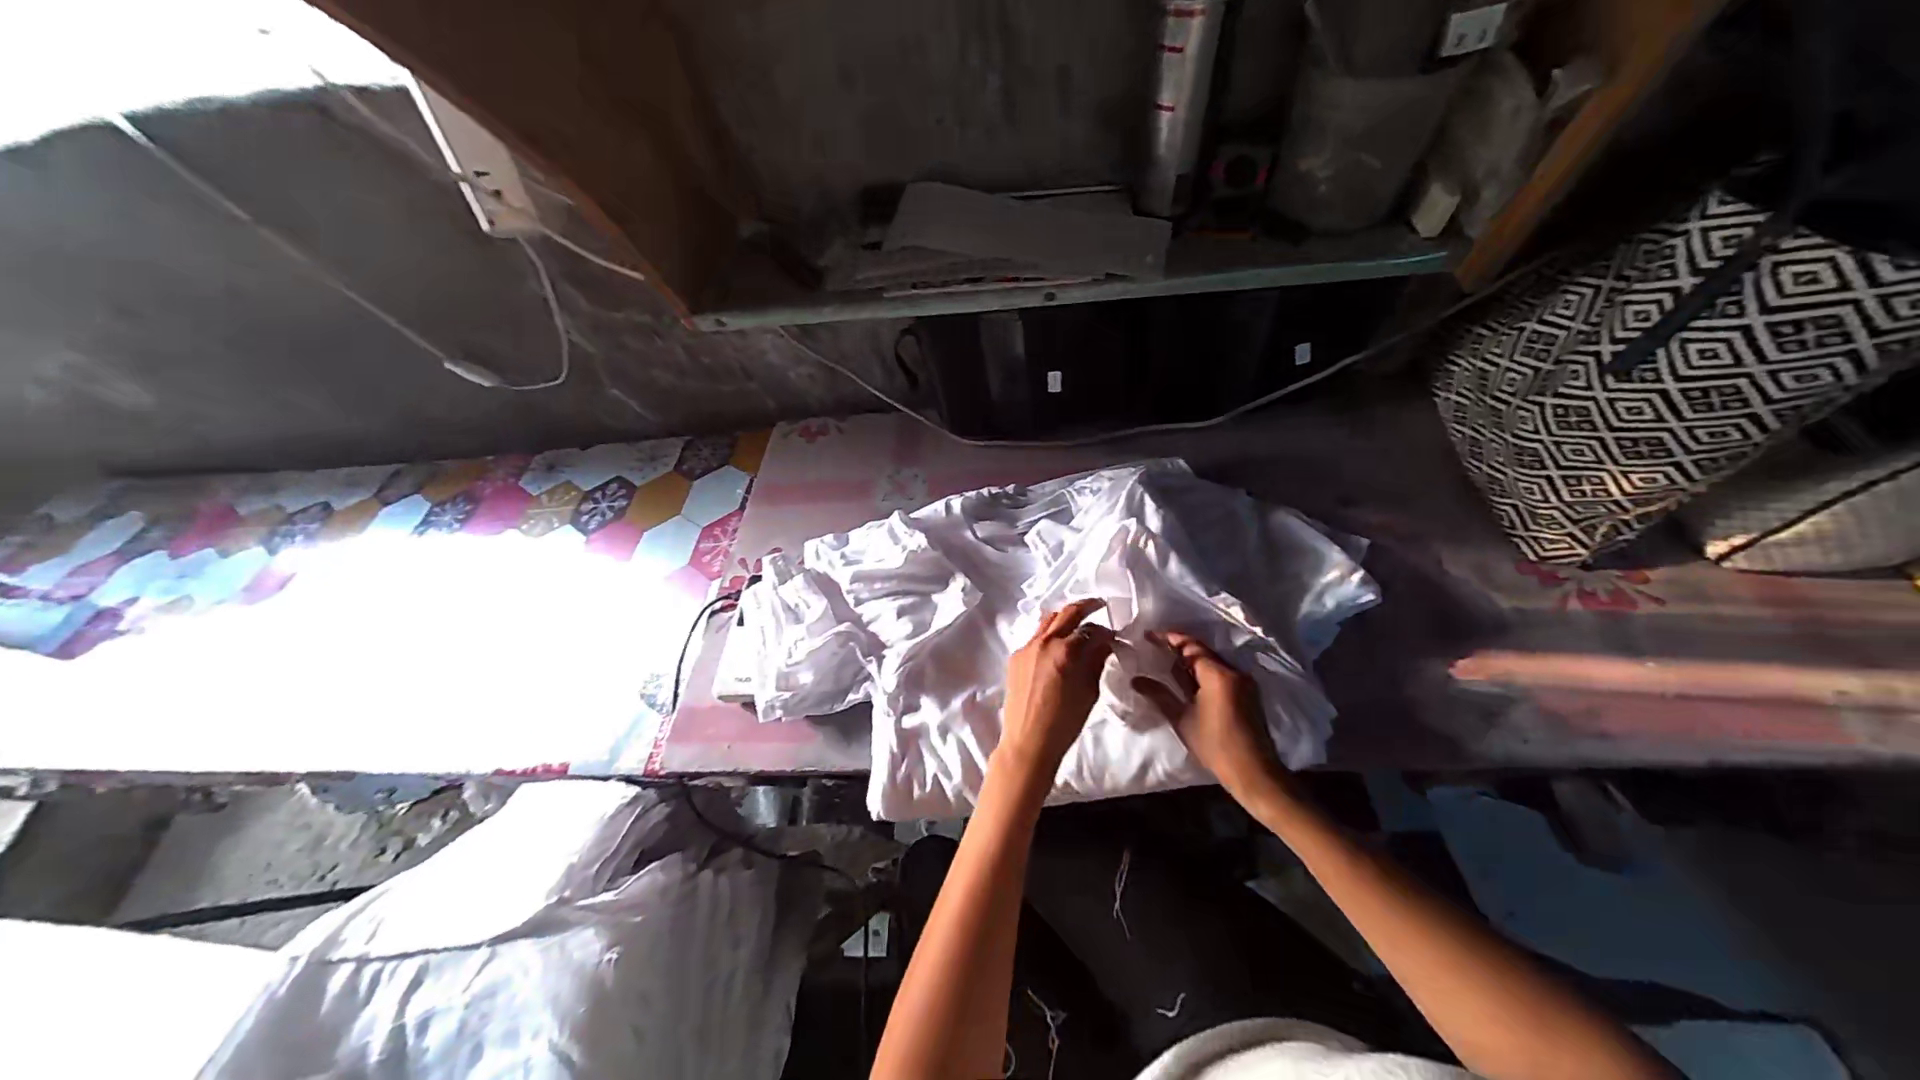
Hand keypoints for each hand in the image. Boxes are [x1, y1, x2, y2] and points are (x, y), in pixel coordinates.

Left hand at [997, 599, 1115, 780]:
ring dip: (1064, 617)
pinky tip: (1057, 646)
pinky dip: (1049, 634)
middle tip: (1098, 606)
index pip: (1090, 629)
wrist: (1028, 741)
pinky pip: (1035, 637)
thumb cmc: (1064, 722)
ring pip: (1047, 621)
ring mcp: (1026, 648)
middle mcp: (1043, 643)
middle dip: (1085, 607)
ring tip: (1077, 622)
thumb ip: (1096, 661)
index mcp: (1065, 651)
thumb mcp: (1088, 691)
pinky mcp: (1015, 658)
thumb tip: (1104, 643)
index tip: (1113, 635)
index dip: (1105, 630)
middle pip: (1066, 613)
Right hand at [1133, 631, 1291, 807]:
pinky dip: (1204, 673)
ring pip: (1213, 663)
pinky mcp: (1248, 694)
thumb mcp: (1182, 719)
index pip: (1190, 646)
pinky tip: (1188, 682)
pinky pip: (1222, 674)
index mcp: (1218, 674)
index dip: (1168, 639)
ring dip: (1191, 661)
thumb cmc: (1215, 745)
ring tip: (1167, 664)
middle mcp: (1235, 672)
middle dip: (1179, 649)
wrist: (1253, 772)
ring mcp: (1245, 683)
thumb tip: (1136, 680)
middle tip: (1155, 649)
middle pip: (1203, 652)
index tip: (1148, 636)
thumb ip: (1159, 695)